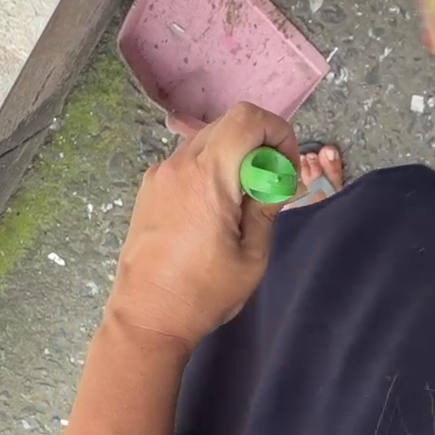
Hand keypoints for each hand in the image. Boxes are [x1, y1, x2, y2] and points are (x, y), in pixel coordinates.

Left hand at [107, 103, 297, 350]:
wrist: (147, 316)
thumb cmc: (204, 293)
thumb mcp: (252, 258)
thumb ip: (266, 209)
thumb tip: (276, 181)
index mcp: (210, 177)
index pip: (249, 118)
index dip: (278, 133)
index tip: (286, 169)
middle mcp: (180, 164)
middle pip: (229, 125)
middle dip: (260, 148)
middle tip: (272, 188)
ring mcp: (160, 174)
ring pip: (208, 143)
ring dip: (235, 161)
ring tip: (243, 206)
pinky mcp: (150, 188)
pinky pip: (189, 164)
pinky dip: (212, 173)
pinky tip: (216, 214)